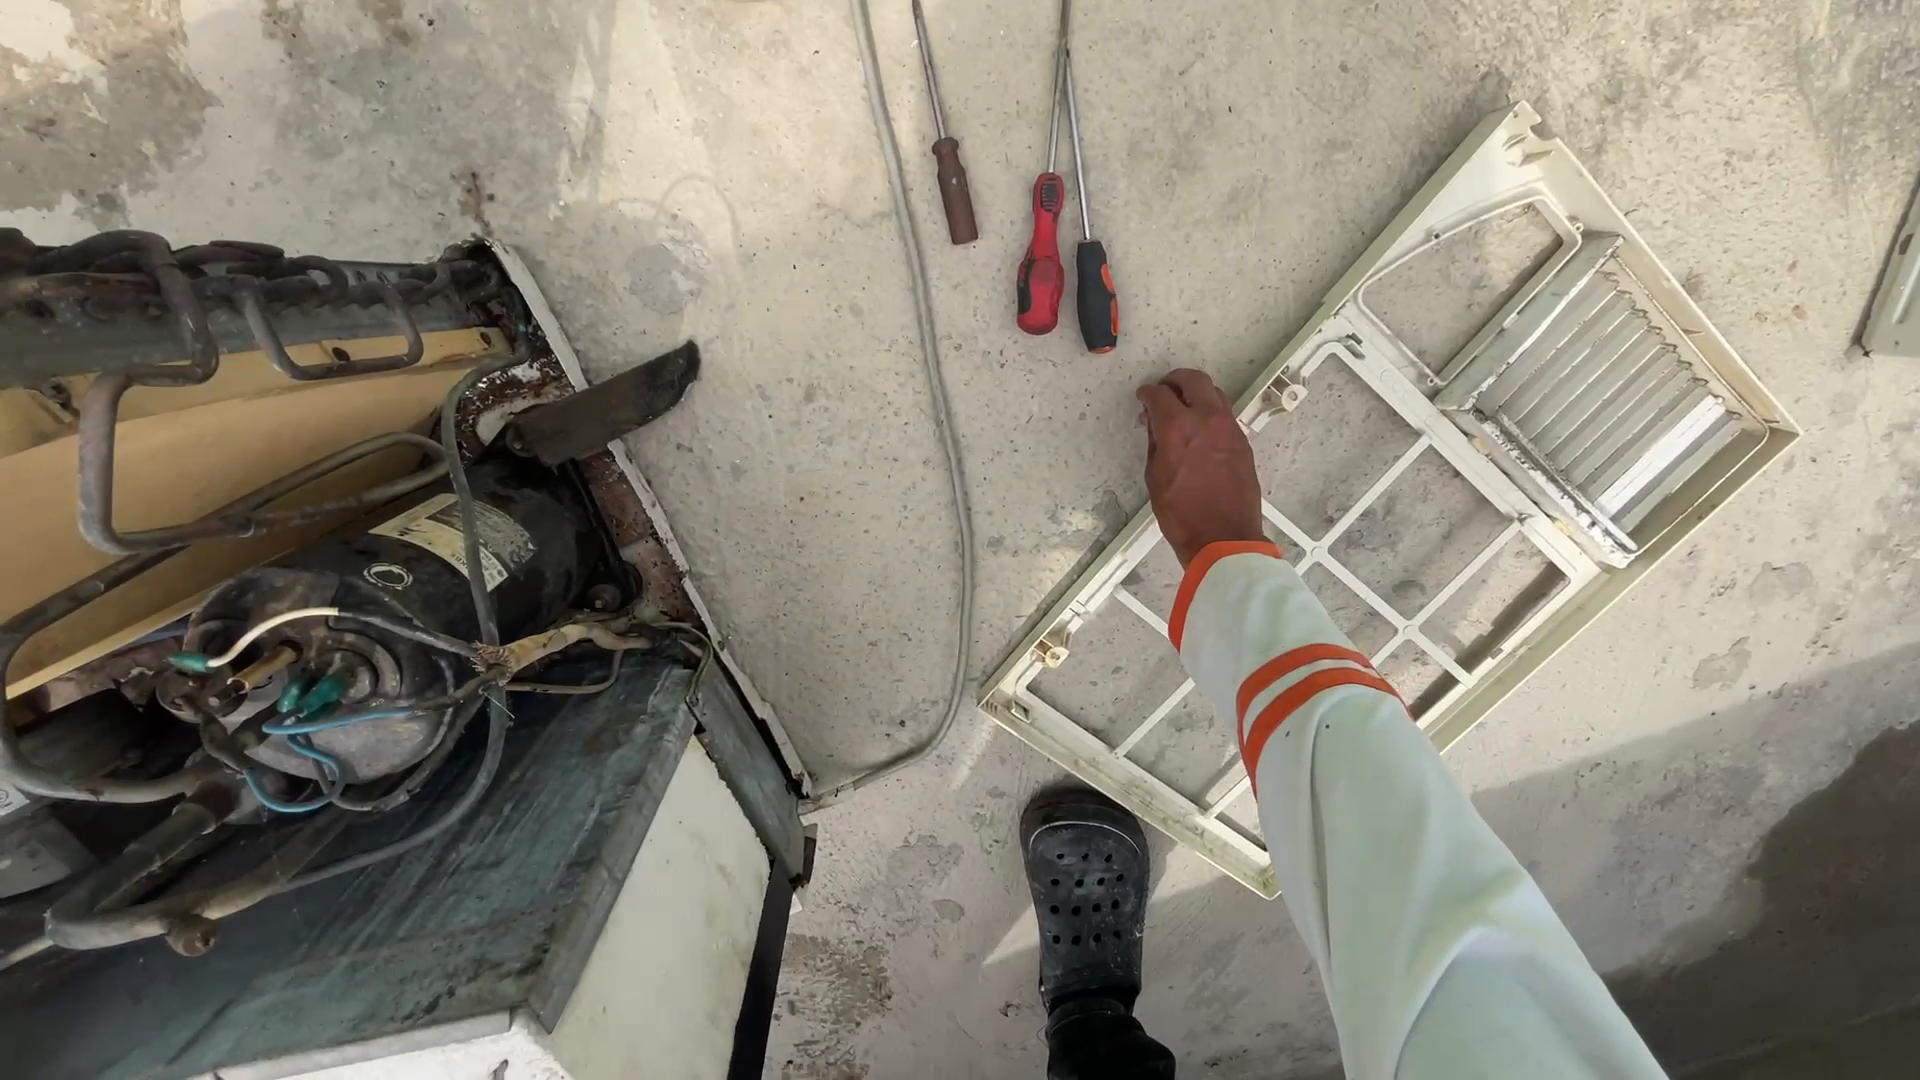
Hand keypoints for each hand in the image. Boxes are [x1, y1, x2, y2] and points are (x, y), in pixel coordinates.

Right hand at [1136, 369, 1265, 566]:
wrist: (1223, 536)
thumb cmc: (1181, 513)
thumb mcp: (1155, 477)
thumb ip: (1155, 443)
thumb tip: (1155, 424)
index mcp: (1178, 427)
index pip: (1160, 395)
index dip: (1147, 394)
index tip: (1143, 398)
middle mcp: (1207, 419)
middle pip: (1193, 380)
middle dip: (1175, 380)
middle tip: (1164, 390)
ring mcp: (1229, 429)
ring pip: (1214, 393)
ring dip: (1196, 393)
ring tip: (1183, 408)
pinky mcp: (1242, 442)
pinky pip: (1224, 415)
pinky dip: (1209, 412)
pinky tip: (1199, 430)